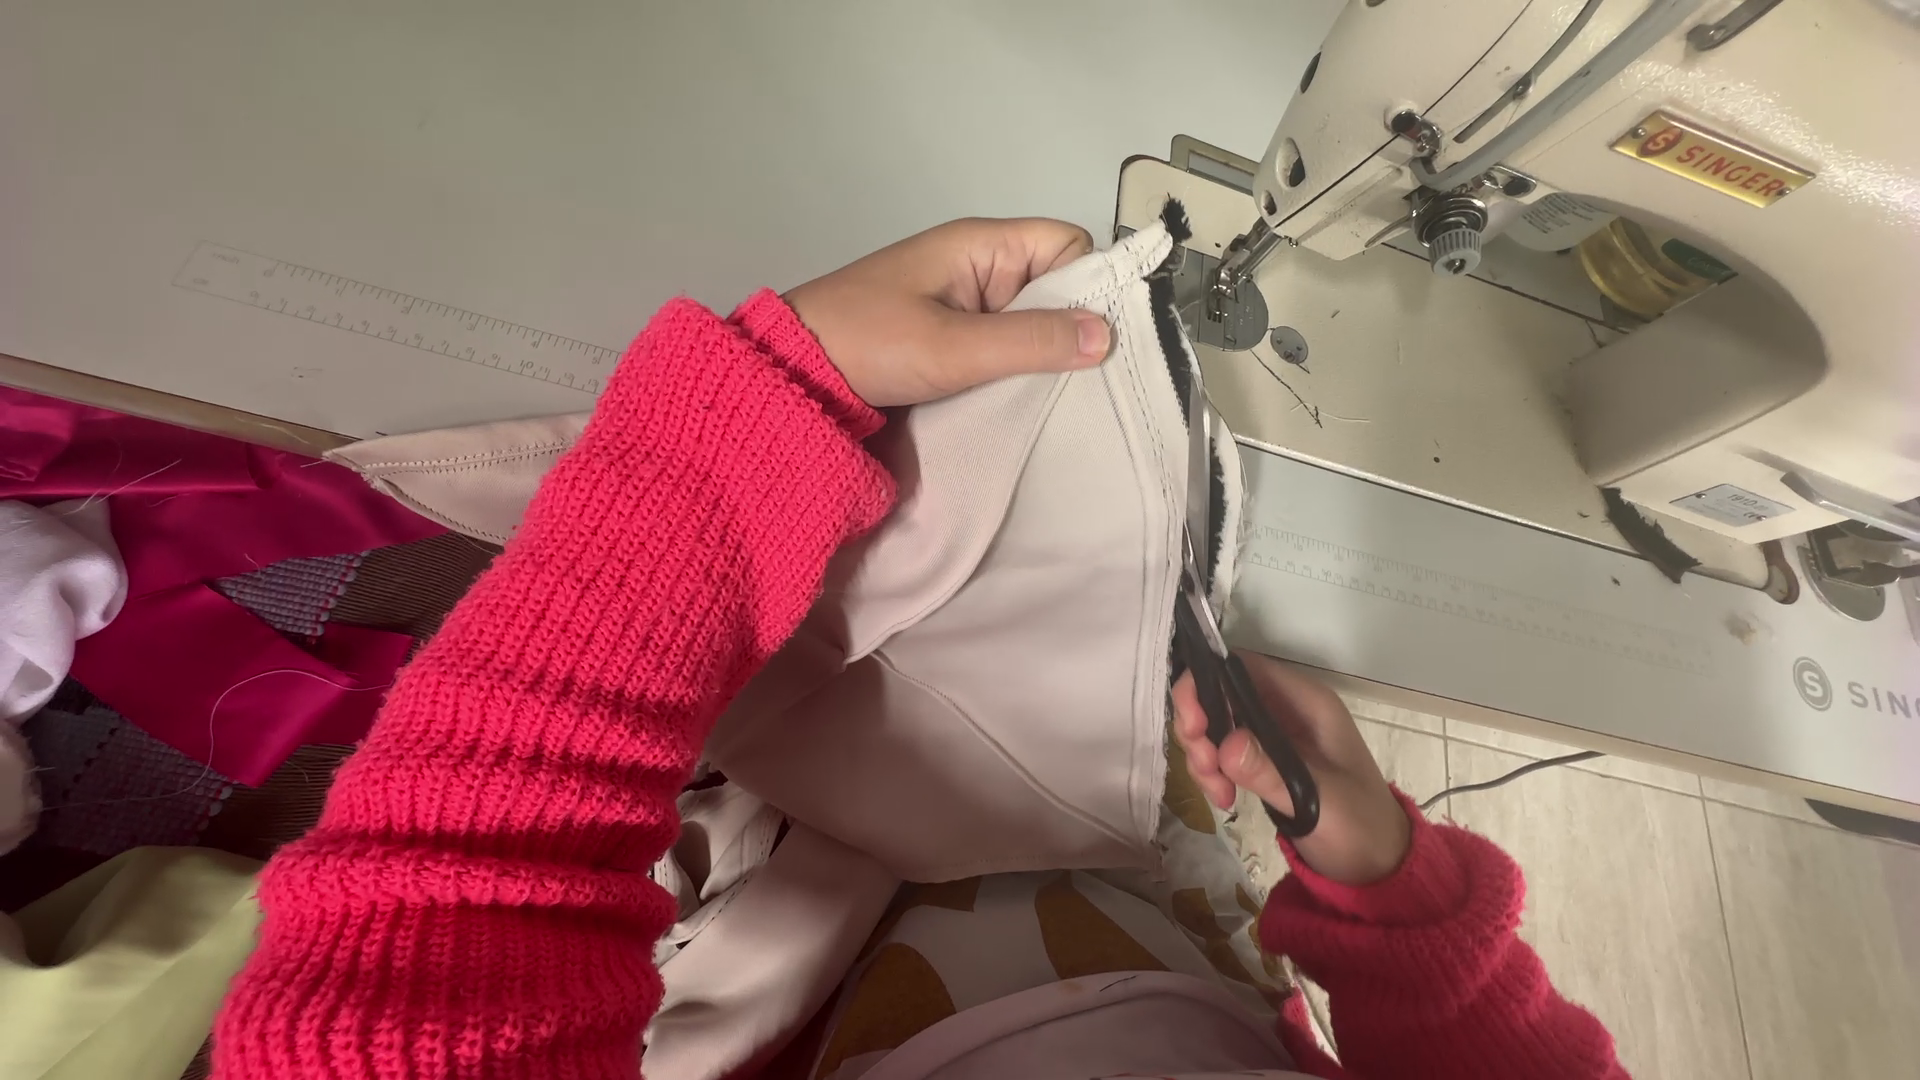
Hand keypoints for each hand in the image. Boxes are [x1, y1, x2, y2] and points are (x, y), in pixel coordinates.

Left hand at [784, 218, 1111, 406]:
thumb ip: (1029, 341)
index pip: (1067, 246)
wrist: (797, 371)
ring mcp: (965, 306)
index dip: (1089, 284)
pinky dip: (1016, 370)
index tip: (1101, 338)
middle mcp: (981, 268)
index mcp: (983, 247)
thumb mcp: (954, 346)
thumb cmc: (870, 342)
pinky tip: (1026, 400)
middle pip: (1053, 287)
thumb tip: (1106, 336)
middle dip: (1072, 328)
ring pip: (1029, 322)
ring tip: (1063, 397)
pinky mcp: (952, 339)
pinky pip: (1002, 346)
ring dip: (1043, 356)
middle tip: (1088, 381)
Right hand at [1173, 654, 1412, 884]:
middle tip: (1203, 765)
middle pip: (1217, 692)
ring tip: (1216, 791)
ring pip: (1212, 722)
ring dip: (1201, 752)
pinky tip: (1222, 797)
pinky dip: (1209, 769)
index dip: (1206, 684)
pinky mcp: (1257, 755)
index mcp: (1303, 701)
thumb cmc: (1359, 826)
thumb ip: (1269, 770)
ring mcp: (1268, 731)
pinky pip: (1217, 748)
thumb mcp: (1317, 800)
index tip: (1192, 725)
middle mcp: (1281, 707)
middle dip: (1199, 726)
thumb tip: (1225, 744)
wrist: (1374, 867)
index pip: (1240, 667)